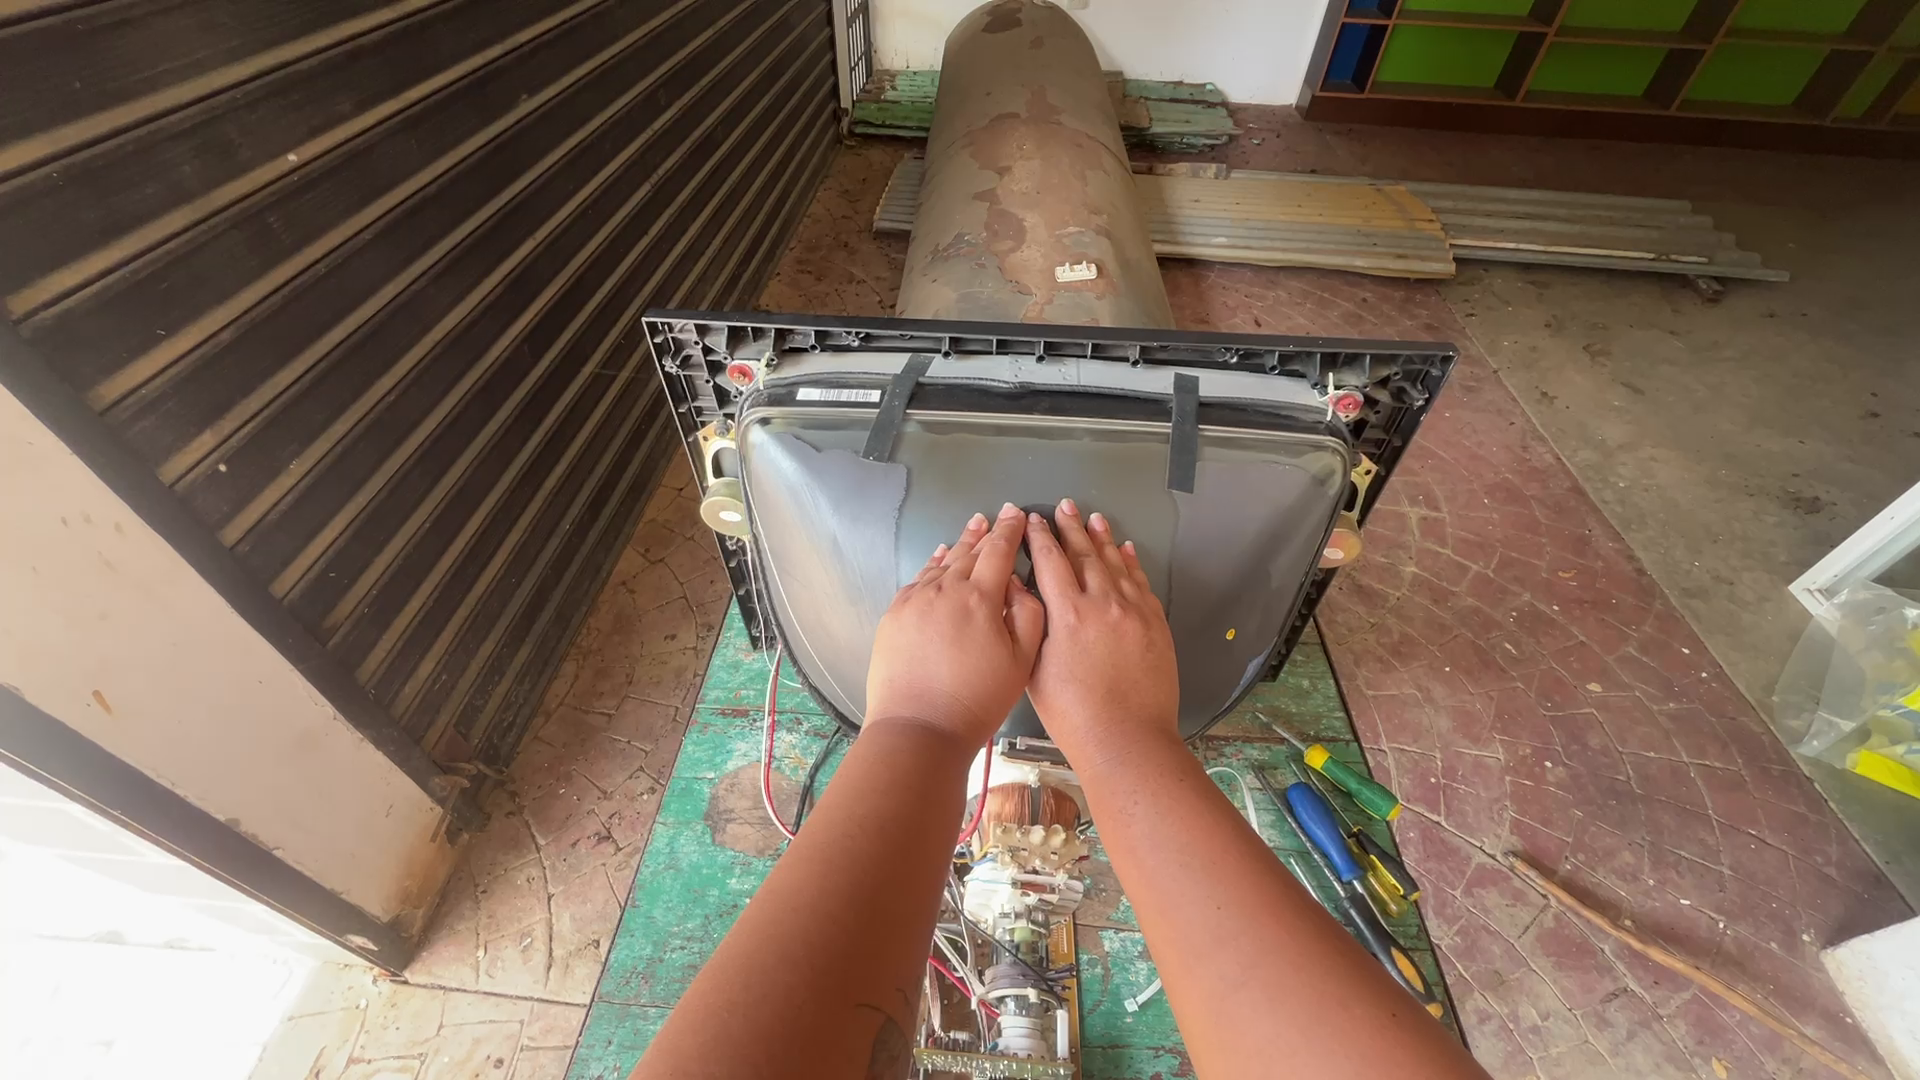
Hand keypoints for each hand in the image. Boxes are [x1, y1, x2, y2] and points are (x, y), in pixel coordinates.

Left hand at [865, 503, 1046, 747]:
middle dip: (986, 533)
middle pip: (968, 552)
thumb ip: (1028, 615)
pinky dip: (932, 564)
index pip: (999, 552)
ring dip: (959, 545)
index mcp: (980, 598)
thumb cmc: (978, 699)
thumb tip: (1018, 583)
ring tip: (972, 529)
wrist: (919, 727)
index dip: (1010, 531)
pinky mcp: (894, 614)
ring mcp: (915, 599)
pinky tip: (938, 557)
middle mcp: (945, 589)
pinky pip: (918, 579)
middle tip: (996, 517)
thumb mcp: (1021, 662)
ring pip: (942, 563)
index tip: (1017, 514)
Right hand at [1025, 498, 1179, 762]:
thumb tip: (1021, 591)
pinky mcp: (1155, 623)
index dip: (1040, 538)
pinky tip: (1126, 548)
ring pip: (1115, 564)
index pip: (1051, 562)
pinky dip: (1132, 563)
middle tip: (1064, 506)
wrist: (1128, 739)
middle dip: (1071, 528)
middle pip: (1084, 555)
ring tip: (1094, 517)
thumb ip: (1029, 626)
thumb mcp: (1034, 671)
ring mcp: (1133, 611)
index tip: (1033, 520)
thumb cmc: (1071, 713)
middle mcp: (1102, 602)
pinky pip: (1141, 583)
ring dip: (1102, 538)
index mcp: (1067, 613)